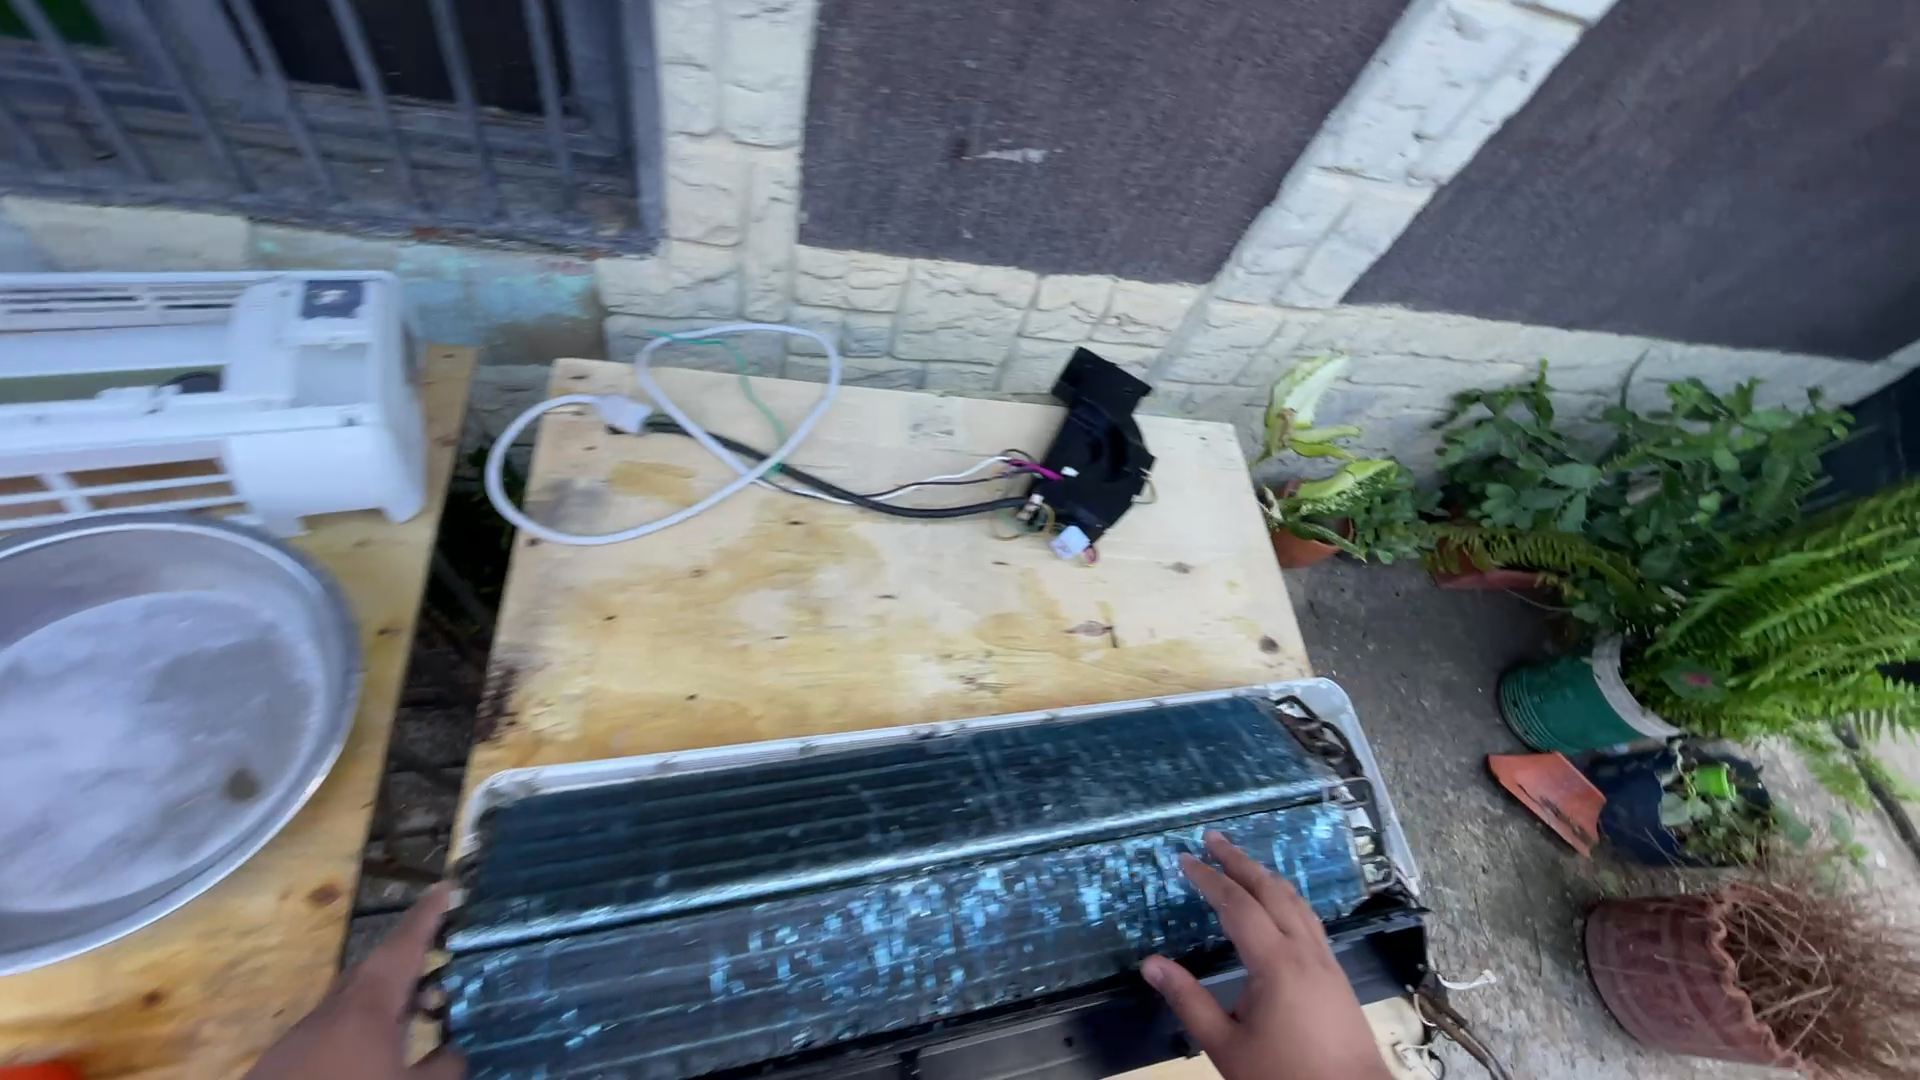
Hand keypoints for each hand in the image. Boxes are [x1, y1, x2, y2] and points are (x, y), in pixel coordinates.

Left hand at [246, 883, 464, 1079]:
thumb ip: (442, 1067)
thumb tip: (456, 1053)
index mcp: (367, 1005)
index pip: (404, 946)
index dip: (427, 915)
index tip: (445, 886)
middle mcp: (331, 1013)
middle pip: (371, 969)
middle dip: (403, 952)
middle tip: (436, 943)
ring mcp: (298, 1041)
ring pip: (348, 1004)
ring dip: (381, 998)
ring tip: (411, 1008)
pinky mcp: (278, 1068)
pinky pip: (329, 1033)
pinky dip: (357, 1030)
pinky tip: (367, 1055)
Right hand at [1142, 832, 1390, 1079]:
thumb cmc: (1286, 1077)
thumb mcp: (1227, 1047)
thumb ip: (1188, 1001)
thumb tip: (1150, 964)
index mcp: (1276, 963)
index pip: (1237, 904)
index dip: (1209, 878)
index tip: (1185, 859)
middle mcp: (1304, 952)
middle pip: (1271, 889)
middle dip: (1239, 860)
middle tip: (1212, 839)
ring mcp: (1326, 962)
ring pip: (1296, 902)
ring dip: (1265, 875)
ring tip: (1241, 861)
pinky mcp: (1337, 976)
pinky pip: (1309, 919)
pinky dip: (1286, 897)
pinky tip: (1279, 905)